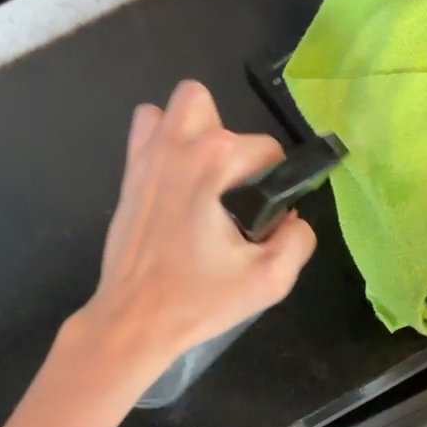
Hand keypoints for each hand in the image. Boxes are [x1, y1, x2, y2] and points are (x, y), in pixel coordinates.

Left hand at [75, 79, 317, 373]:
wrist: (135, 320)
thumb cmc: (199, 300)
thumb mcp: (268, 280)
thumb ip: (297, 240)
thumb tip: (292, 219)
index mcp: (214, 163)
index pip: (267, 151)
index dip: (277, 187)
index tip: (265, 224)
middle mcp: (179, 145)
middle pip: (223, 116)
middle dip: (238, 150)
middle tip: (235, 197)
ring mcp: (147, 155)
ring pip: (180, 106)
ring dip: (200, 133)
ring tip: (206, 181)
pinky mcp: (128, 174)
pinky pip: (148, 129)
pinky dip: (166, 142)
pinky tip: (177, 182)